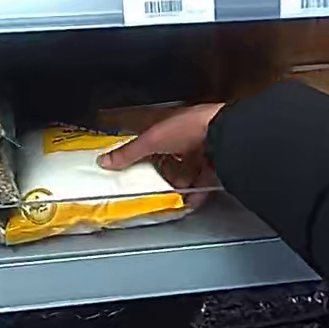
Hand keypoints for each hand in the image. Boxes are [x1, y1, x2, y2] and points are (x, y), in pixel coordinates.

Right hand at [97, 103, 223, 203]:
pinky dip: (196, 193)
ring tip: (171, 197)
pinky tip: (190, 203)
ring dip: (180, 184)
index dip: (143, 154)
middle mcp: (188, 135)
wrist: (224, 133)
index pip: (153, 140)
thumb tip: (104, 161)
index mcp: (170, 125)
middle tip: (154, 186)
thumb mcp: (152, 140)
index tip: (134, 169)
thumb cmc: (188, 127)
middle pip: (171, 157)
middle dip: (163, 173)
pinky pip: (204, 181)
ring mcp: (205, 149)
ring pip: (189, 170)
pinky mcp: (218, 164)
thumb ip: (129, 153)